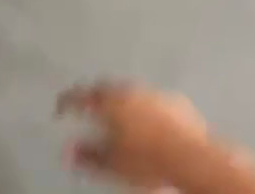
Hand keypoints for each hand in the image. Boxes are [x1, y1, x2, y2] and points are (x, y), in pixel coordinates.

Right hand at [57, 83, 254, 193]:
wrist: (195, 159)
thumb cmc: (147, 163)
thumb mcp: (112, 164)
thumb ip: (87, 156)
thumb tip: (65, 151)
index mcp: (109, 101)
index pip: (80, 96)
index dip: (67, 102)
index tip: (58, 109)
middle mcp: (129, 90)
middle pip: (105, 90)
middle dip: (94, 99)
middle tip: (88, 111)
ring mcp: (153, 93)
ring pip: (129, 94)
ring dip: (120, 103)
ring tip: (117, 120)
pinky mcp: (175, 102)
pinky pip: (150, 101)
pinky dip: (142, 109)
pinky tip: (147, 125)